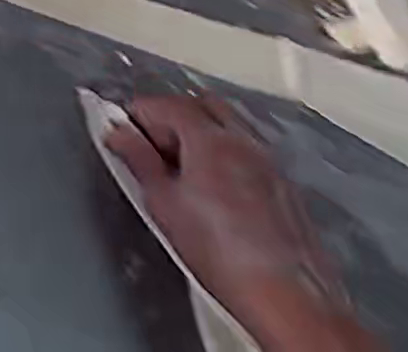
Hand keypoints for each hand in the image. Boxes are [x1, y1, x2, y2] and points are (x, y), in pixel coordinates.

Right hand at [104, 96, 380, 351]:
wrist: (290, 304)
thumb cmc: (221, 254)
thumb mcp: (163, 203)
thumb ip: (137, 159)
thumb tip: (117, 132)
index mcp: (209, 138)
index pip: (163, 104)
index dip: (136, 116)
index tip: (122, 136)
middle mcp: (243, 141)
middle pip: (200, 104)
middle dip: (171, 116)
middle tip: (151, 145)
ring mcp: (268, 163)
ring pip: (227, 125)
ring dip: (199, 132)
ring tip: (181, 167)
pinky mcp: (284, 187)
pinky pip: (246, 150)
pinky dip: (223, 153)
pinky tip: (213, 188)